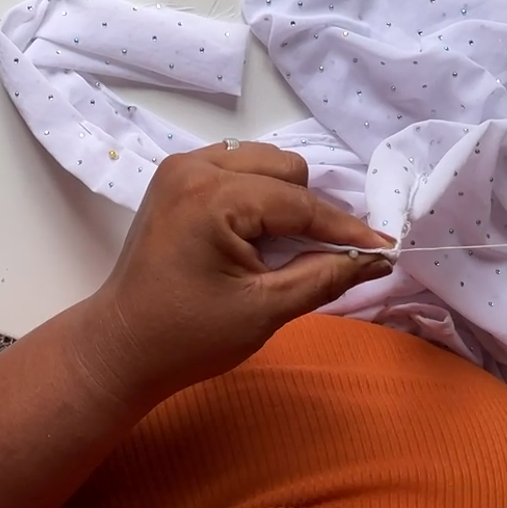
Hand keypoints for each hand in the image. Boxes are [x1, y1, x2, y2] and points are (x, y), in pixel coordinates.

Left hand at [67, 141, 395, 407]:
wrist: (122, 346)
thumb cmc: (189, 337)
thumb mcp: (265, 310)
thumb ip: (325, 276)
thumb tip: (376, 258)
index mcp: (212, 196)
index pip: (297, 203)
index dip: (344, 228)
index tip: (384, 247)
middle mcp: (195, 166)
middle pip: (284, 168)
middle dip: (310, 211)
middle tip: (318, 256)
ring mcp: (182, 166)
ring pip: (263, 161)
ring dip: (284, 199)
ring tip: (283, 247)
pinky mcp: (177, 176)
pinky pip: (238, 167)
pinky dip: (258, 194)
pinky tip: (256, 232)